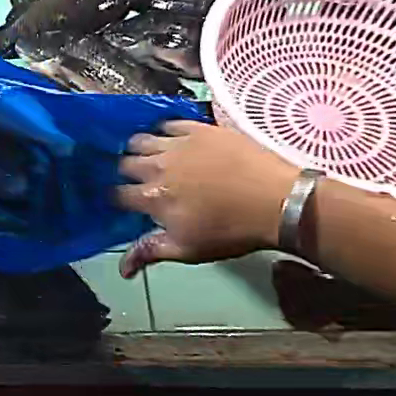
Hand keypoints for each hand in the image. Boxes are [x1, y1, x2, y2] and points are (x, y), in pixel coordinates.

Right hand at [113, 121, 298, 276]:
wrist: (280, 202)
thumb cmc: (232, 231)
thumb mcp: (189, 249)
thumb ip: (151, 252)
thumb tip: (122, 271)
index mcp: (151, 197)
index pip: (116, 194)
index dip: (116, 197)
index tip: (122, 201)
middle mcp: (156, 166)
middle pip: (124, 163)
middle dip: (125, 171)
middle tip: (137, 179)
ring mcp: (176, 145)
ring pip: (140, 140)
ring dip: (139, 149)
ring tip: (150, 157)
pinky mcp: (198, 129)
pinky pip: (168, 124)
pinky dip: (164, 132)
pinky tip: (172, 141)